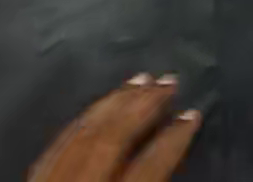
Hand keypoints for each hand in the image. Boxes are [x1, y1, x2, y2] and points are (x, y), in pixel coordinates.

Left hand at [29, 74, 202, 181]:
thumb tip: (163, 169)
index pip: (146, 172)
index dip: (172, 141)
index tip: (193, 114)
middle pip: (111, 141)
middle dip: (143, 107)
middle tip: (170, 80)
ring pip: (83, 134)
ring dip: (115, 103)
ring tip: (141, 80)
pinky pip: (58, 144)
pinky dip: (83, 120)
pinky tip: (99, 107)